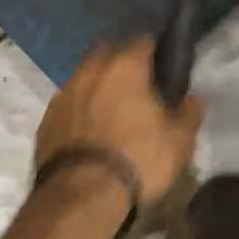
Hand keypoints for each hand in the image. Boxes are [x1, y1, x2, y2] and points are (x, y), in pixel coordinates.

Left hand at [36, 38, 203, 209]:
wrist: (80, 197)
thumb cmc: (137, 161)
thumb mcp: (178, 142)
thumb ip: (188, 114)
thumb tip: (193, 99)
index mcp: (125, 67)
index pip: (142, 40)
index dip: (155, 52)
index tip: (163, 70)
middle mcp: (90, 71)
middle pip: (107, 52)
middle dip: (121, 62)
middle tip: (137, 88)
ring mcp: (63, 94)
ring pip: (84, 77)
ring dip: (97, 86)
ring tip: (110, 113)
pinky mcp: (45, 120)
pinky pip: (68, 104)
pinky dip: (78, 111)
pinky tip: (88, 134)